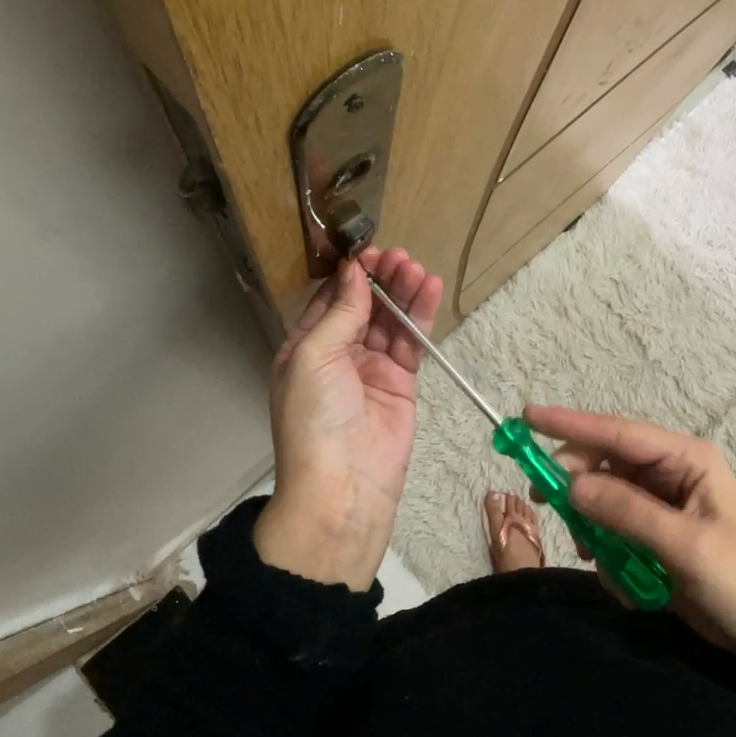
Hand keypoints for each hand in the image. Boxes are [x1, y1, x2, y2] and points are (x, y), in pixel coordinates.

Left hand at [255, 247, 442, 590]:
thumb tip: (355, 272)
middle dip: (380, 280)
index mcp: (305, 349)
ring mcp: (371, 369)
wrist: (344, 486)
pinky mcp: (402, 384)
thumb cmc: (315, 419)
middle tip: (398, 256)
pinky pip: (411, 342)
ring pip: (390, 320)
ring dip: (403, 292)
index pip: (330, 301)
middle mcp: (337, 355)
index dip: (349, 275)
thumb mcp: (313, 358)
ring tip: (417, 267)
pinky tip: (430, 289)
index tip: (369, 250)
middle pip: (363, 306)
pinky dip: (421, 316)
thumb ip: (340, 313)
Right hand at [525, 405, 735, 692]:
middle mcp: (670, 471)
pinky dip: (608, 550)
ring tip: (599, 557)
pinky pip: (610, 528)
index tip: (526, 417)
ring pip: (601, 497)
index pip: (618, 432)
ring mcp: (659, 502)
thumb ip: (627, 512)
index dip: (570, 423)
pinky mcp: (651, 532)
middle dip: (576, 484)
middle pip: (603, 461)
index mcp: (687, 459)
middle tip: (546, 502)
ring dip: (593, 527)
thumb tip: (571, 484)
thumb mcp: (685, 547)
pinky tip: (627, 579)